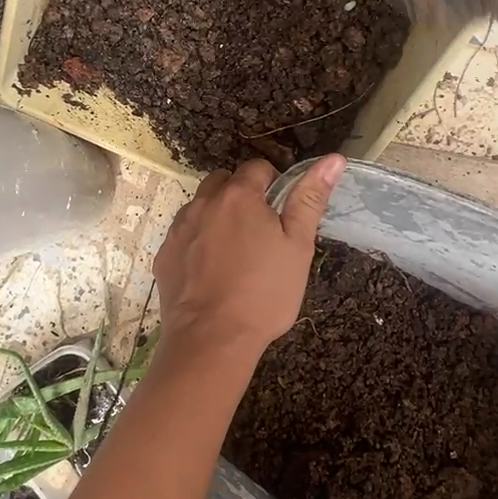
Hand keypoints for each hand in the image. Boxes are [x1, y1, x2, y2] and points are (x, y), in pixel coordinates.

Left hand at [153, 154, 345, 361]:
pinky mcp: (165, 255)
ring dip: (217, 217)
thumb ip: (310, 199)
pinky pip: (184, 236)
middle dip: (242, 196)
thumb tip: (332, 160)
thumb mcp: (298, 246)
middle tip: (260, 232)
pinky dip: (198, 243)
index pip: (257, 168)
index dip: (273, 184)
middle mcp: (203, 203)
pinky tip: (212, 272)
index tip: (281, 213)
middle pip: (224, 182)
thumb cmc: (264, 293)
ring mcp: (179, 229)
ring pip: (201, 207)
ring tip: (236, 254)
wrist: (212, 338)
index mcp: (239, 196)